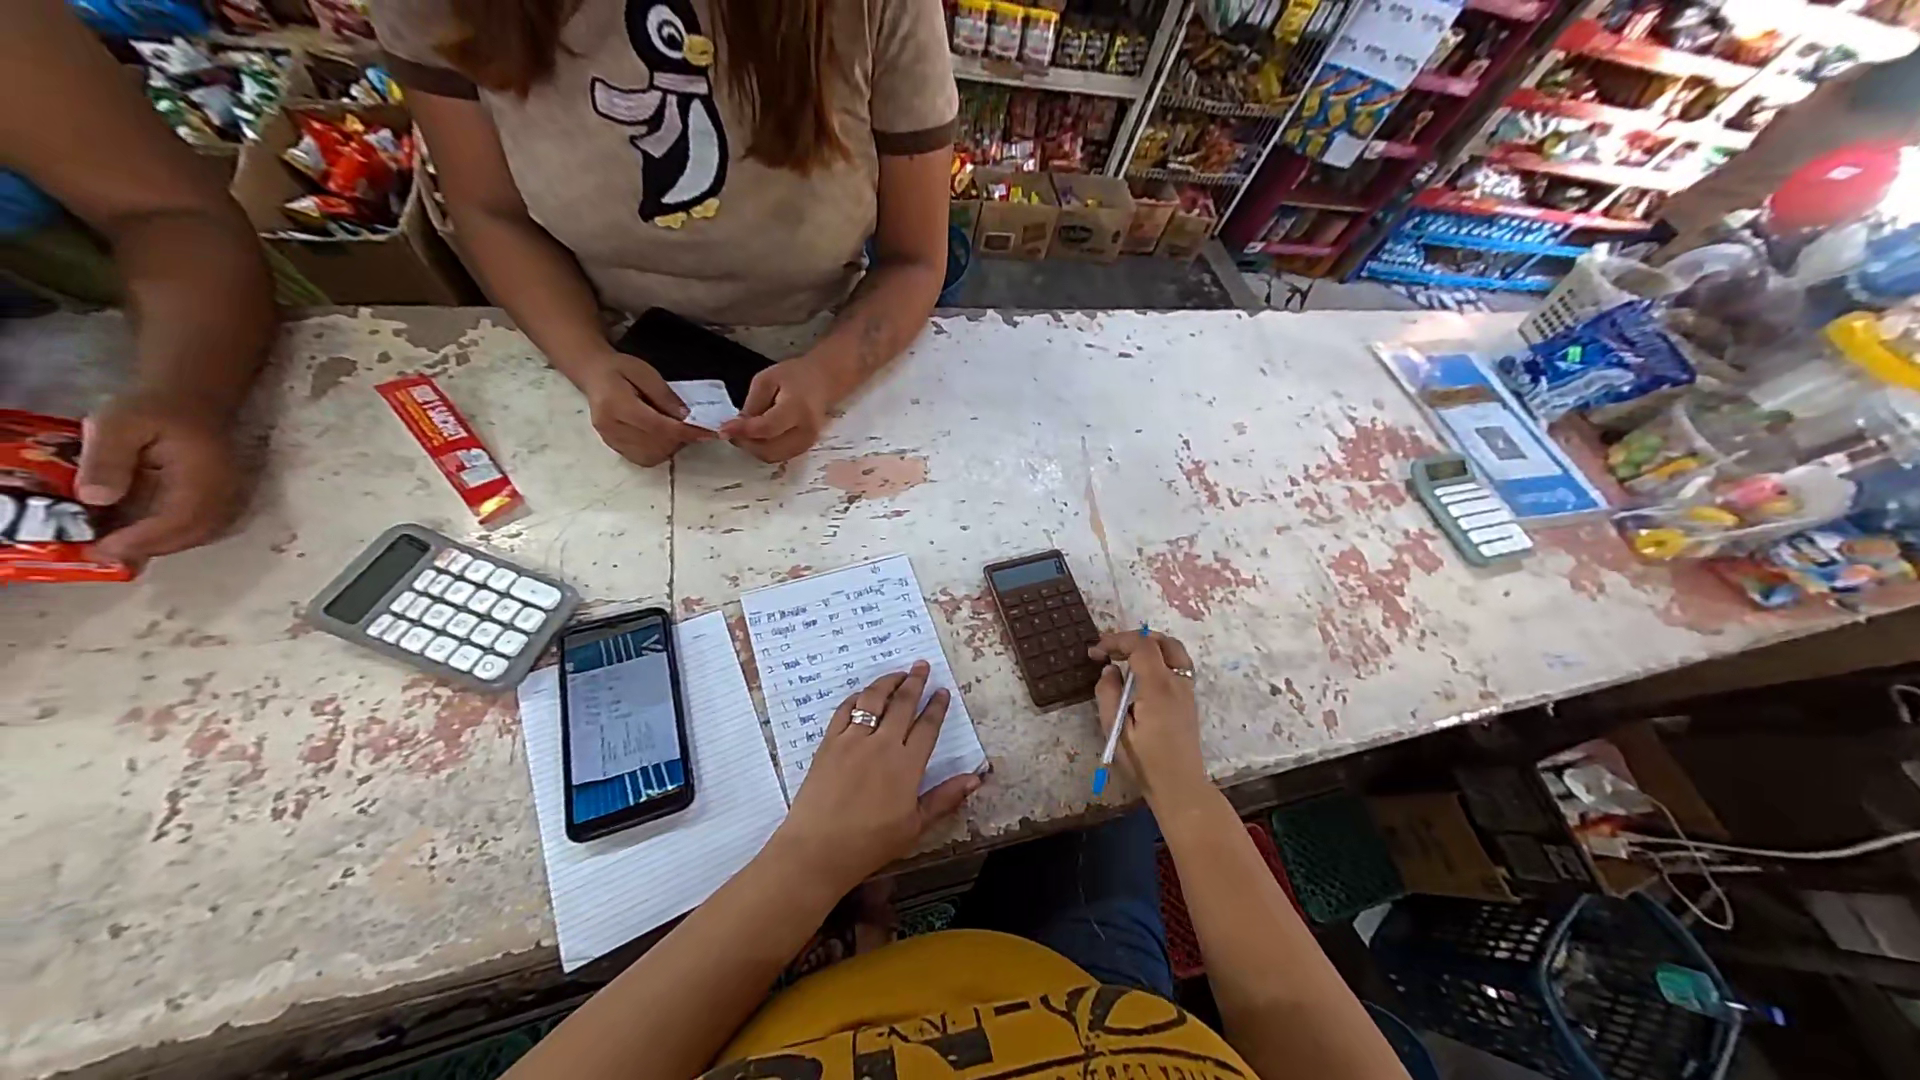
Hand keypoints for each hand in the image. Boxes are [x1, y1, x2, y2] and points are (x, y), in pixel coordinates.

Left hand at [77, 392, 244, 562]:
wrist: (193, 401)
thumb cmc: (153, 410)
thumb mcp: (115, 425)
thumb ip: (107, 459)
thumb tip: (97, 499)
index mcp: (203, 476)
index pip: (180, 519)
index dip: (143, 539)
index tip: (101, 549)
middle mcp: (224, 492)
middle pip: (195, 532)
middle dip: (151, 548)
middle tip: (102, 554)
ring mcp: (228, 496)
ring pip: (201, 533)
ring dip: (163, 545)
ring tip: (119, 545)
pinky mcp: (221, 498)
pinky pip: (204, 525)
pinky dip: (175, 536)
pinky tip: (145, 532)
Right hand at [573, 349, 712, 465]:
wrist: (594, 375)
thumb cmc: (620, 369)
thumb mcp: (645, 372)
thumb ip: (666, 396)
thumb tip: (687, 418)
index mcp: (615, 404)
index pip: (659, 427)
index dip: (687, 432)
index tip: (711, 432)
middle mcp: (610, 427)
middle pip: (657, 445)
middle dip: (682, 439)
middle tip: (694, 426)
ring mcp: (611, 440)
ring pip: (653, 455)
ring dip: (673, 446)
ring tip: (677, 429)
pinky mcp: (615, 448)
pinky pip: (645, 458)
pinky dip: (661, 451)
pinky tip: (665, 437)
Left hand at [718, 353, 837, 462]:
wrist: (823, 382)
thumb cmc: (794, 376)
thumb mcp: (766, 380)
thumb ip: (751, 405)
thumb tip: (737, 428)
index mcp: (797, 408)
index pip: (766, 428)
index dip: (743, 431)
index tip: (722, 429)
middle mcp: (805, 431)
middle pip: (769, 449)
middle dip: (746, 443)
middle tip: (732, 430)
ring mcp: (807, 443)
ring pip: (772, 456)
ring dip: (753, 448)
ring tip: (744, 432)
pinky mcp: (805, 448)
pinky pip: (779, 456)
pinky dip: (763, 449)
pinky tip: (757, 436)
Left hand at [773, 661, 981, 889]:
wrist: (817, 850)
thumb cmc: (870, 844)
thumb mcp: (915, 826)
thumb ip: (944, 798)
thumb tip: (976, 778)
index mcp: (906, 765)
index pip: (927, 726)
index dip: (937, 707)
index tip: (942, 691)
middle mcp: (882, 744)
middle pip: (902, 704)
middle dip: (915, 682)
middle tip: (922, 665)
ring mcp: (852, 740)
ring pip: (873, 700)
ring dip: (887, 682)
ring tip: (897, 673)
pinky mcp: (829, 743)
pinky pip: (845, 710)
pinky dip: (857, 697)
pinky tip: (863, 694)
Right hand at [1089, 631, 1209, 811]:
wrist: (1179, 786)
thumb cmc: (1144, 761)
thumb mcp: (1115, 729)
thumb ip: (1108, 693)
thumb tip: (1109, 670)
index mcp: (1158, 687)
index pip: (1141, 646)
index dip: (1116, 641)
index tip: (1096, 652)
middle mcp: (1177, 682)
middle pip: (1162, 641)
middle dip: (1134, 639)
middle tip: (1111, 650)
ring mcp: (1187, 690)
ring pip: (1174, 650)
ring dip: (1149, 646)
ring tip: (1126, 657)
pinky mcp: (1189, 699)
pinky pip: (1177, 665)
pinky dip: (1159, 658)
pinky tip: (1142, 675)